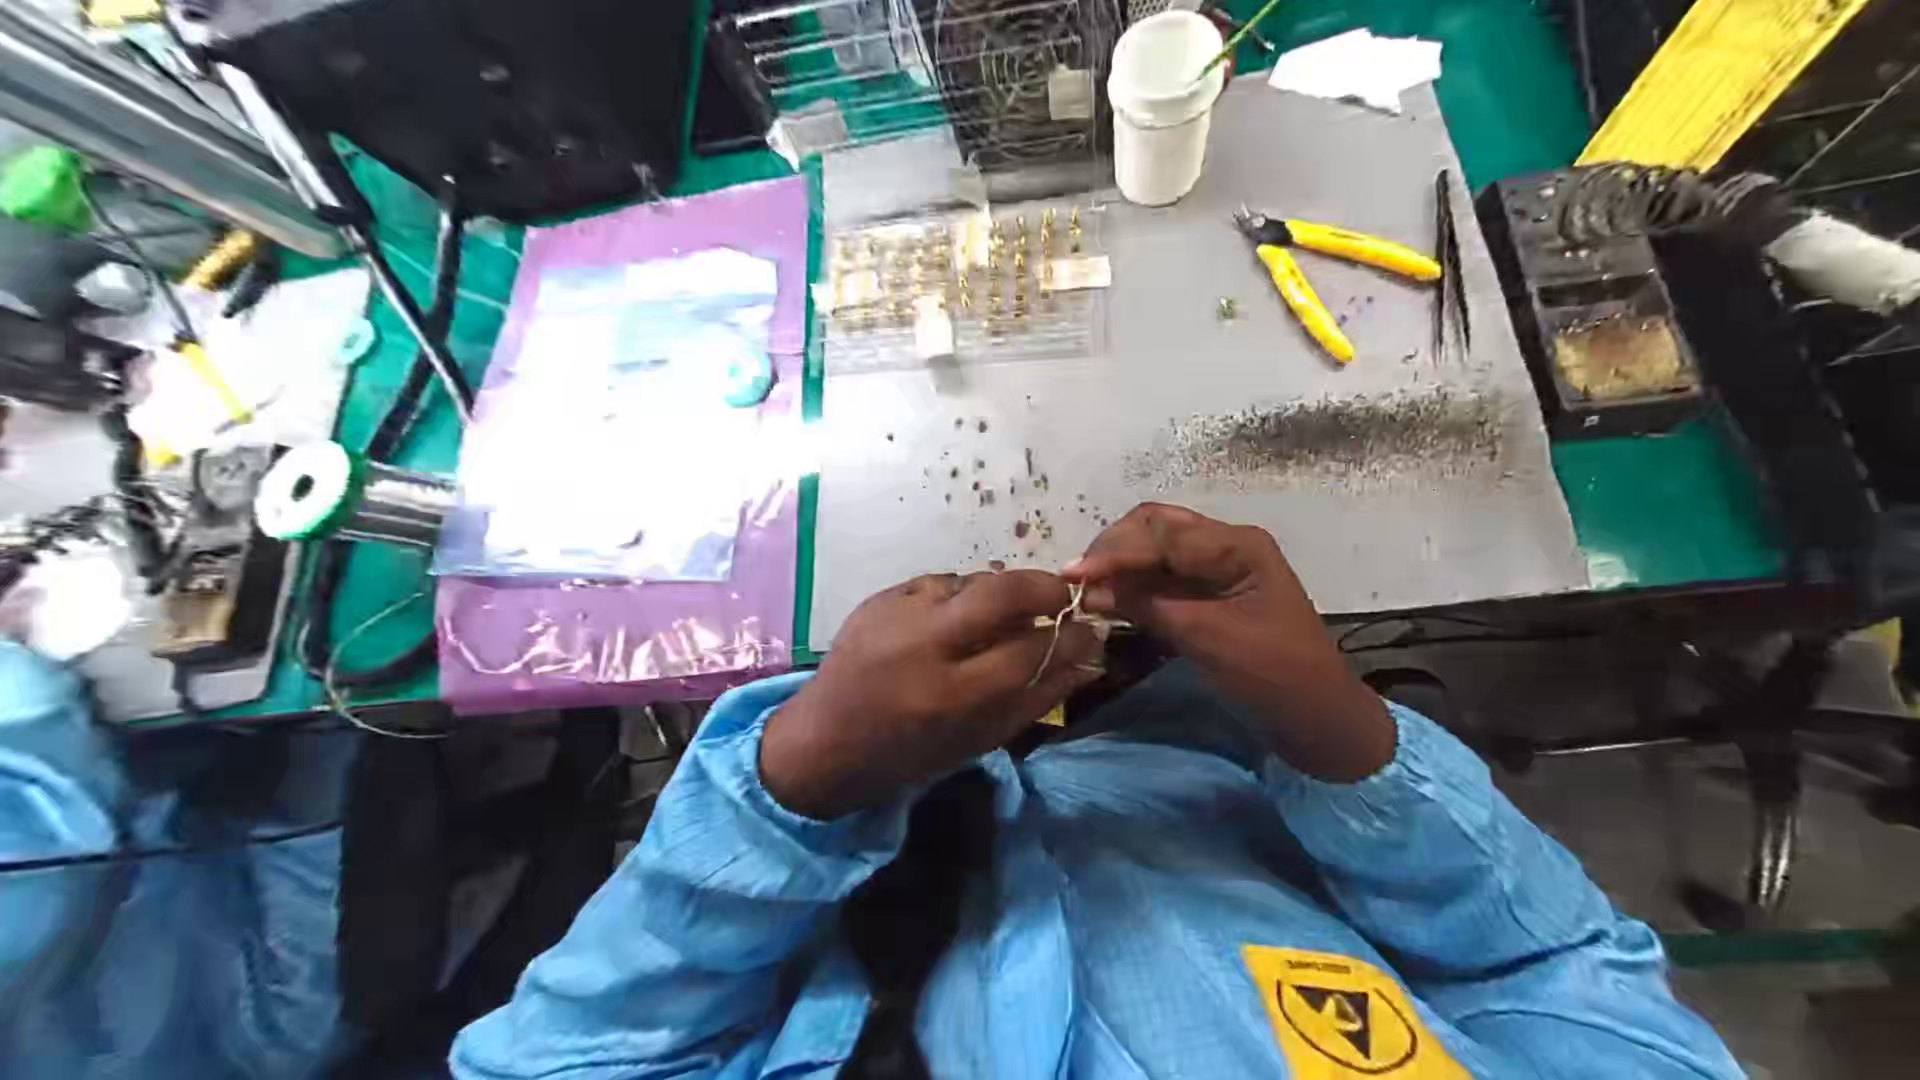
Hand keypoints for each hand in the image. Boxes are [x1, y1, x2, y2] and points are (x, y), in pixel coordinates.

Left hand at [761, 570, 1102, 818]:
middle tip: (1063, 599)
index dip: (1072, 636)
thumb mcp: (975, 741)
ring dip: (1001, 593)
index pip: (1031, 647)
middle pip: (1003, 590)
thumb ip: (1035, 699)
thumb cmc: (905, 754)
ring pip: (973, 579)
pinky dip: (961, 596)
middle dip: (1046, 588)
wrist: (822, 740)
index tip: (1090, 630)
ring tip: (1006, 616)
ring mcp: (897, 611)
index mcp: (951, 693)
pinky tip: (958, 618)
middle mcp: (924, 642)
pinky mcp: (880, 596)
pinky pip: (940, 582)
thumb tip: (1085, 661)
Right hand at [1064, 503, 1391, 780]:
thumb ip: (1148, 606)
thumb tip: (1088, 589)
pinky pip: (1159, 576)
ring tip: (1084, 588)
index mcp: (1237, 545)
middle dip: (1112, 547)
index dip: (1114, 551)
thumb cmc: (1274, 676)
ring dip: (1117, 565)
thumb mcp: (1209, 638)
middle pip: (1154, 527)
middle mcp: (1224, 545)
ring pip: (1153, 548)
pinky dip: (1130, 584)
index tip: (1073, 576)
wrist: (1318, 720)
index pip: (1162, 531)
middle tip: (1077, 578)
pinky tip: (1107, 599)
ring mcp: (1215, 568)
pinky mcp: (1205, 593)